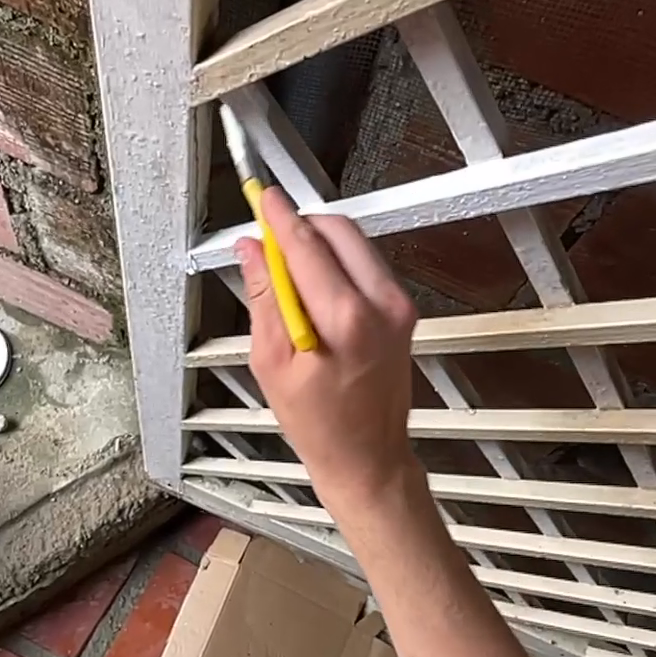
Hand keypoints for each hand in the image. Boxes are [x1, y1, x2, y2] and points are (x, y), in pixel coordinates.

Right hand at [234, 189, 420, 510]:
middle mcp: (381, 304)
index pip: (307, 245)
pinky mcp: (404, 313)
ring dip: (320, 244)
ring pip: (356, 245)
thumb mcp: (272, 364)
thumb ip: (264, 299)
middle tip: (269, 240)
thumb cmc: (318, 425)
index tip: (261, 198)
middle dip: (301, 226)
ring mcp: (399, 307)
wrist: (367, 458)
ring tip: (287, 273)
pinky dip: (338, 265)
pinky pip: (367, 267)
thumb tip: (251, 252)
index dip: (279, 218)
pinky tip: (314, 291)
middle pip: (338, 231)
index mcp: (345, 319)